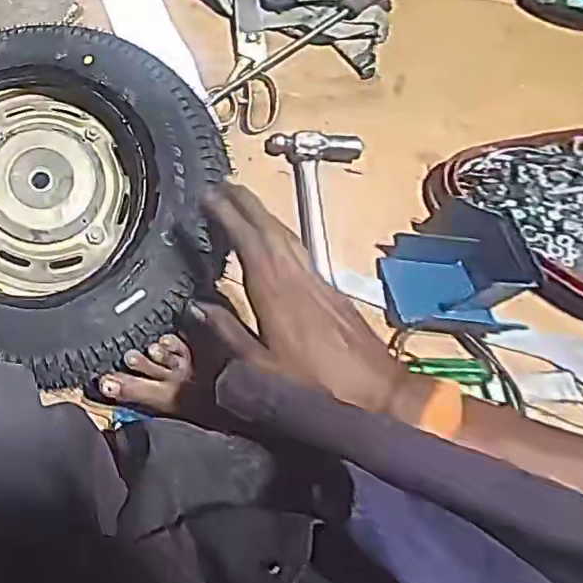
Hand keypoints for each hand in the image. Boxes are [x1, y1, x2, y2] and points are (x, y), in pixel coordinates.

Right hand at [202, 184, 408, 414]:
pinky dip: (278, 232)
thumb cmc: (320, 387)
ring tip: (241, 201)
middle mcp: (297, 276)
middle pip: (269, 227)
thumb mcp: (262, 370)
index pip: (247, 239)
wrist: (385, 397)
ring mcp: (317, 280)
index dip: (227, 214)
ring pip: (286, 234)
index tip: (208, 195)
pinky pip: (297, 247)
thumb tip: (197, 307)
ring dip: (262, 213)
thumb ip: (227, 333)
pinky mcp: (330, 289)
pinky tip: (272, 237)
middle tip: (222, 184)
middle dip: (245, 202)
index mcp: (275, 290)